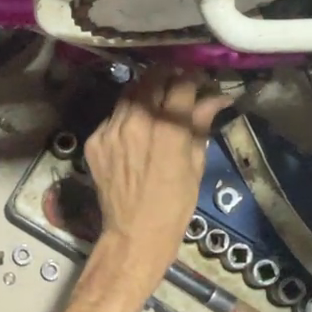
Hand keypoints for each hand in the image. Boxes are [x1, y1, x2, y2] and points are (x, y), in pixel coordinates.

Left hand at [84, 68, 232, 295]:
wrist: (134, 233)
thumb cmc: (175, 205)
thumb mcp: (196, 164)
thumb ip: (201, 124)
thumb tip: (217, 97)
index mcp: (168, 127)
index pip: (182, 84)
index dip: (193, 79)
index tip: (198, 82)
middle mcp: (137, 120)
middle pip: (151, 79)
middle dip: (166, 77)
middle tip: (175, 86)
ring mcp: (111, 129)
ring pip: (128, 94)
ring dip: (144, 93)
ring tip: (155, 105)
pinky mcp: (95, 140)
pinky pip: (113, 117)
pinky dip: (126, 117)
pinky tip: (135, 131)